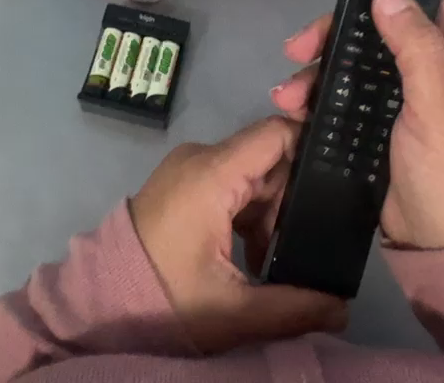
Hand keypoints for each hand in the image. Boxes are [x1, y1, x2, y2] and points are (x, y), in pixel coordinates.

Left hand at [130, 117, 348, 351]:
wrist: (99, 302)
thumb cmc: (165, 297)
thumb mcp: (232, 310)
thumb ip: (293, 307)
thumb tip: (344, 309)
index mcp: (213, 173)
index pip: (274, 133)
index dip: (309, 147)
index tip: (339, 174)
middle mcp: (201, 157)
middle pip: (266, 158)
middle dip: (288, 200)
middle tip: (304, 243)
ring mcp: (187, 168)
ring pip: (249, 174)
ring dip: (267, 212)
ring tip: (273, 260)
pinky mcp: (180, 182)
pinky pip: (228, 183)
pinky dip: (246, 213)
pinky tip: (252, 255)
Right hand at [271, 0, 443, 249]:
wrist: (440, 255)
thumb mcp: (440, 110)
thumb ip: (417, 49)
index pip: (428, 3)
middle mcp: (433, 71)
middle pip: (378, 31)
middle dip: (336, 36)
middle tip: (298, 47)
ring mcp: (403, 98)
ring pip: (355, 63)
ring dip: (319, 71)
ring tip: (288, 94)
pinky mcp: (376, 124)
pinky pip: (344, 97)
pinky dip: (318, 98)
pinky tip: (294, 109)